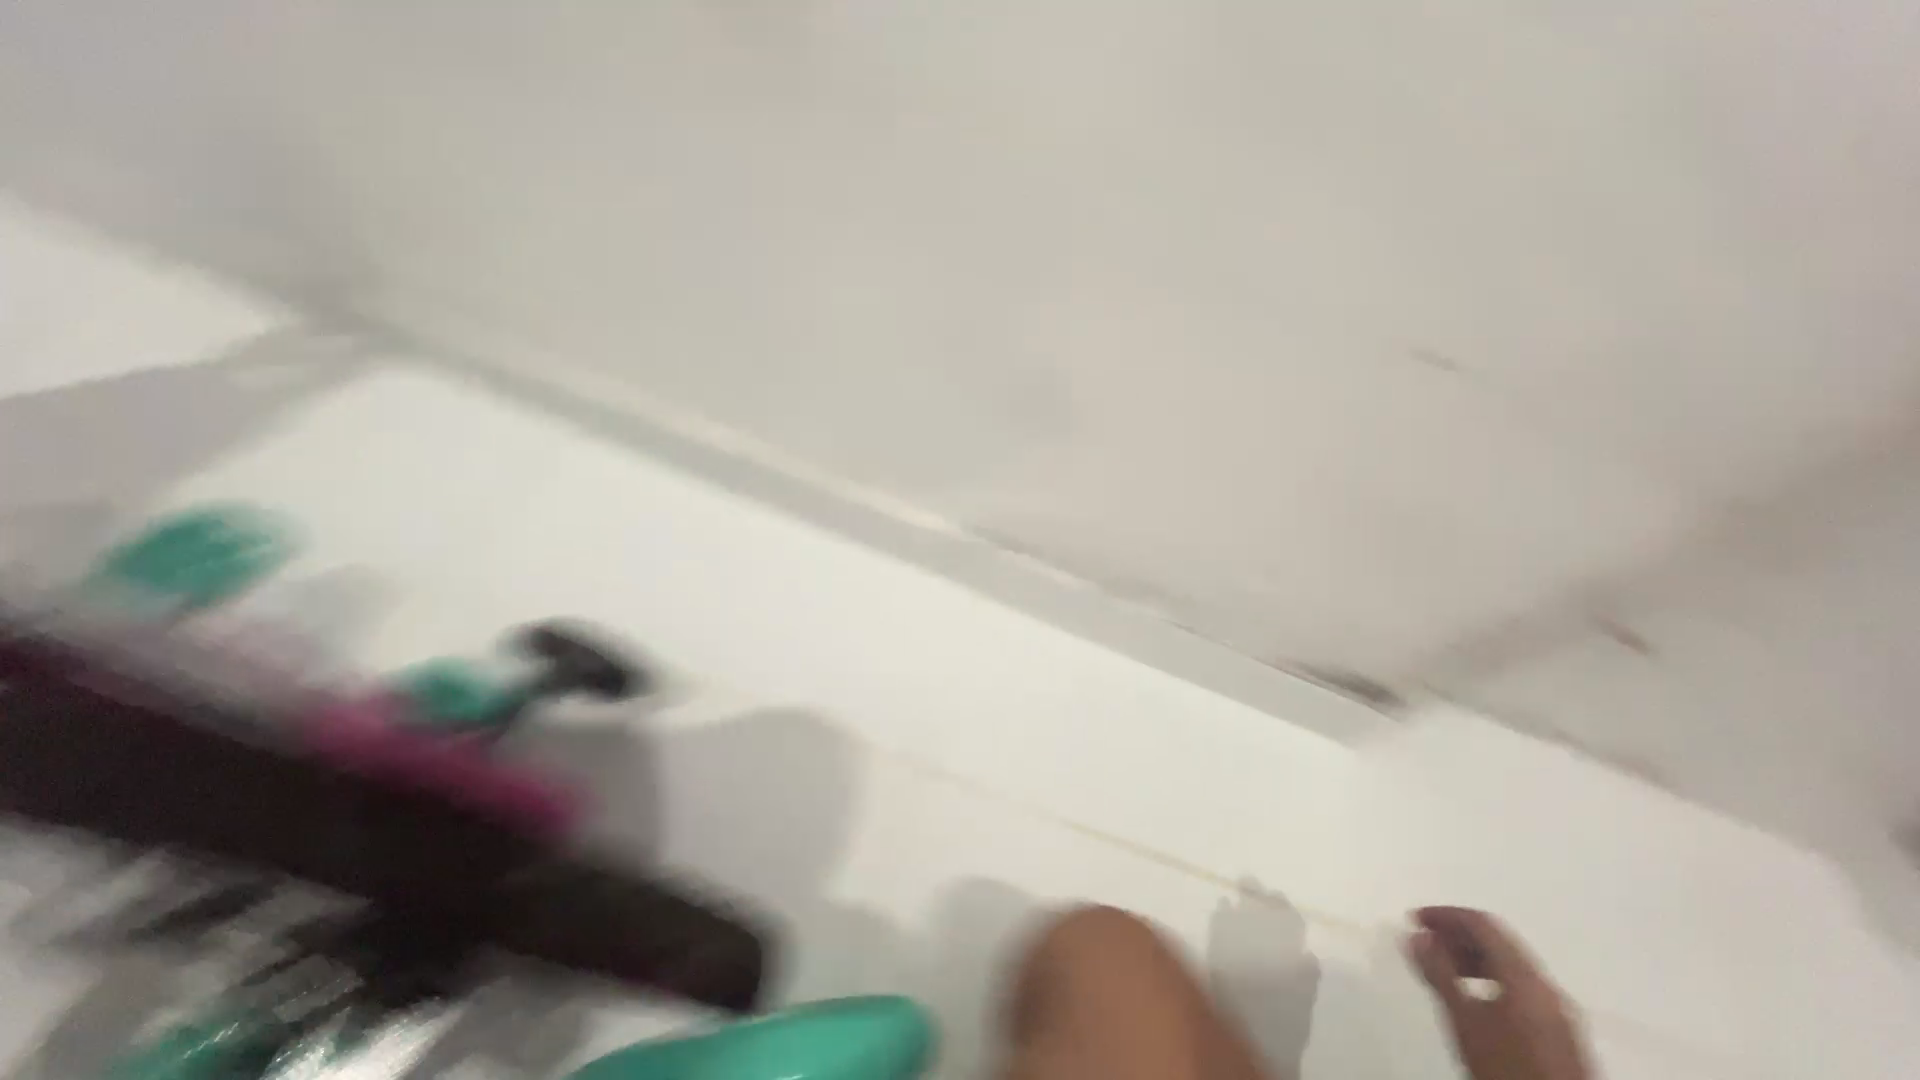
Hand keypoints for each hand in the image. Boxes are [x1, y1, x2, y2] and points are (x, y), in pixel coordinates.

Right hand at [1406, 907, 1592, 1079]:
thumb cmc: (1504, 1067)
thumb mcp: (1464, 1020)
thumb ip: (1439, 974)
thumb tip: (1417, 937)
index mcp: (1526, 977)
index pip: (1484, 925)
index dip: (1446, 915)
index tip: (1414, 920)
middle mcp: (1546, 985)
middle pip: (1498, 943)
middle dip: (1457, 937)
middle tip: (1423, 943)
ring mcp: (1557, 1008)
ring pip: (1509, 966)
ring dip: (1472, 959)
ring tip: (1440, 969)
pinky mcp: (1559, 1030)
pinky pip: (1520, 987)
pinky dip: (1490, 979)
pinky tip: (1471, 997)